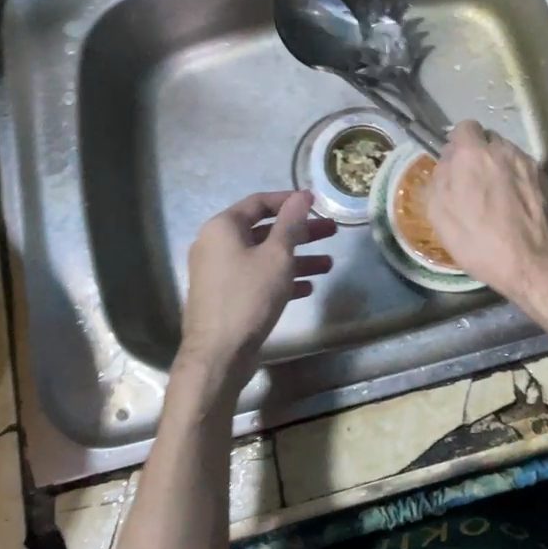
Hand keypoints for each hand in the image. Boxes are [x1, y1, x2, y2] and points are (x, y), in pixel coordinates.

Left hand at [179, 191, 335, 394]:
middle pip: (264, 230)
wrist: (218, 354)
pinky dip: (280, 278)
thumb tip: (301, 195)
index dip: (290, 201)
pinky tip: (307, 288)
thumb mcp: (277, 255)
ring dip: (296, 258)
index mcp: (223, 227)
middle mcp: (216, 245)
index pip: (260, 202)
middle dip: (300, 232)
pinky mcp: (225, 296)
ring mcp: (218, 272)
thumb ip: (291, 223)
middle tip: (331, 232)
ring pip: (263, 256)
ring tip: (328, 264)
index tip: (318, 204)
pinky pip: (256, 278)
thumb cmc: (249, 296)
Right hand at [426, 120, 547, 302]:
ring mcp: (528, 163)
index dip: (457, 143)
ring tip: (495, 196)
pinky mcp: (545, 179)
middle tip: (472, 182)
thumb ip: (439, 178)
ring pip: (507, 154)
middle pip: (487, 139)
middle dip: (478, 154)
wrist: (531, 263)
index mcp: (473, 154)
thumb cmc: (478, 241)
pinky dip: (516, 179)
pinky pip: (523, 169)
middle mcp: (503, 150)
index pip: (464, 127)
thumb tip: (447, 161)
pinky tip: (513, 205)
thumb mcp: (439, 214)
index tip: (455, 163)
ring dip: (498, 166)